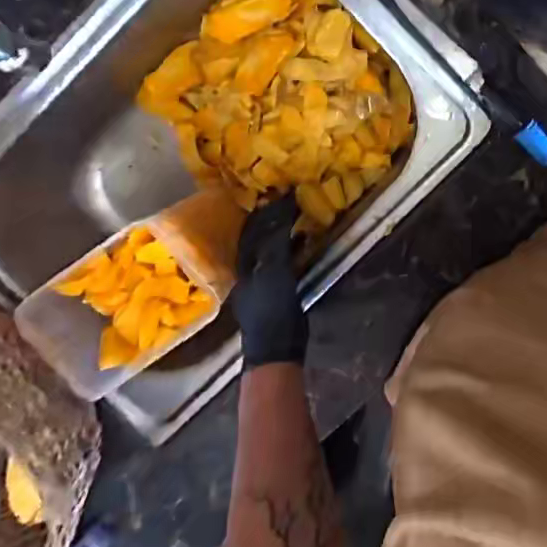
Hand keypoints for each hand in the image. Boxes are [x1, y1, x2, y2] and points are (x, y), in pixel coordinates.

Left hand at [231, 195, 306, 367]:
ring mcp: (260, 283)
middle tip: (288, 203)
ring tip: (297, 218)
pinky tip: (302, 244)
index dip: (266, 213)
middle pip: (258, 239)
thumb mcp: (275, 274)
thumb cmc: (273, 311)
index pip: (252, 231)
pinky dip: (290, 249)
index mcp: (244, 266)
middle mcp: (248, 272)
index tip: (282, 196)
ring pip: (269, 250)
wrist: (276, 350)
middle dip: (271, 221)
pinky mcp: (275, 293)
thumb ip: (276, 246)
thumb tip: (279, 215)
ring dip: (281, 234)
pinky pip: (281, 261)